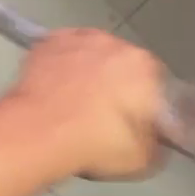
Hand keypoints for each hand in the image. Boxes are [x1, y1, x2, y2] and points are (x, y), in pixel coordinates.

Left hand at [4, 28, 169, 180]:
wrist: (38, 129)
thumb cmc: (95, 143)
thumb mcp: (143, 158)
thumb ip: (155, 140)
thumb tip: (152, 134)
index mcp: (143, 66)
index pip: (156, 81)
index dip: (147, 101)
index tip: (137, 118)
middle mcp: (113, 42)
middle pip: (123, 62)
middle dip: (118, 81)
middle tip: (106, 110)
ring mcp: (78, 37)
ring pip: (92, 53)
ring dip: (90, 69)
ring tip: (77, 97)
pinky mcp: (48, 40)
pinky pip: (64, 51)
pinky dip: (64, 63)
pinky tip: (57, 84)